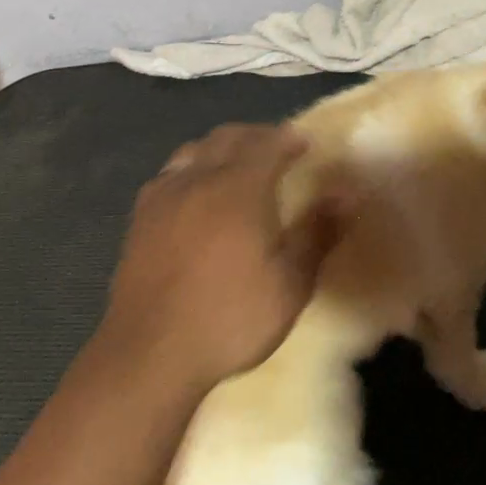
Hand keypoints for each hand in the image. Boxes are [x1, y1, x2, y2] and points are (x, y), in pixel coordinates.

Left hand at [101, 123, 344, 387]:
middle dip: (254, 136)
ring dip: (219, 148)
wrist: (151, 348)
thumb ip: (317, 233)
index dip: (287, 138)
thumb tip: (345, 192)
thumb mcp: (289, 284)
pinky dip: (190, 168)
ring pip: (193, 150)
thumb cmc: (230, 317)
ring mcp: (163, 193)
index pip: (266, 144)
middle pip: (227, 138)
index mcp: (238, 187)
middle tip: (275, 149)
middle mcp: (198, 178)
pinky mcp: (140, 214)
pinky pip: (170, 174)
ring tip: (236, 165)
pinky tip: (194, 192)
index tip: (305, 142)